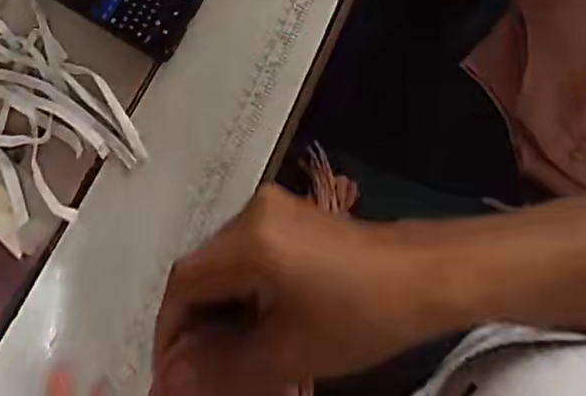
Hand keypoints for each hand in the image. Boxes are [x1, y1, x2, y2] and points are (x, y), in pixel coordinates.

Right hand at [150, 186, 434, 394]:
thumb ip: (218, 368)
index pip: (183, 281)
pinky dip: (242, 292)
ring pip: (224, 263)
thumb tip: (169, 381)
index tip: (171, 378)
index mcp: (249, 236)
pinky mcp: (290, 215)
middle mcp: (254, 209)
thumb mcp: (283, 353)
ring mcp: (274, 207)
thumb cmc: (355, 315)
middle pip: (202, 269)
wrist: (416, 277)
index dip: (169, 333)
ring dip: (219, 311)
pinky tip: (254, 327)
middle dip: (195, 325)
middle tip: (198, 378)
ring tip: (227, 361)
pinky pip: (248, 253)